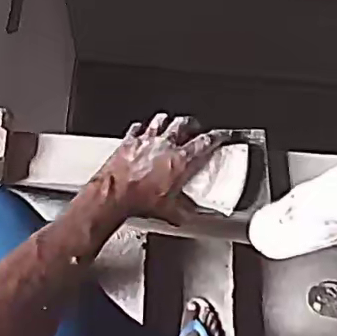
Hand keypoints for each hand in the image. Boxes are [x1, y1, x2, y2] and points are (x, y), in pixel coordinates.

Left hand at [84, 114, 225, 224]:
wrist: (114, 195)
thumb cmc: (139, 200)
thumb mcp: (168, 211)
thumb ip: (183, 211)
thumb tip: (188, 216)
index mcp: (180, 160)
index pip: (206, 142)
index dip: (218, 136)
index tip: (222, 135)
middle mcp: (165, 145)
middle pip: (184, 124)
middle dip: (192, 124)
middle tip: (195, 128)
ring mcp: (146, 140)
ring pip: (161, 120)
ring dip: (167, 121)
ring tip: (170, 123)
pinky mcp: (130, 140)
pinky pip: (138, 127)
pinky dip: (142, 128)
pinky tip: (142, 130)